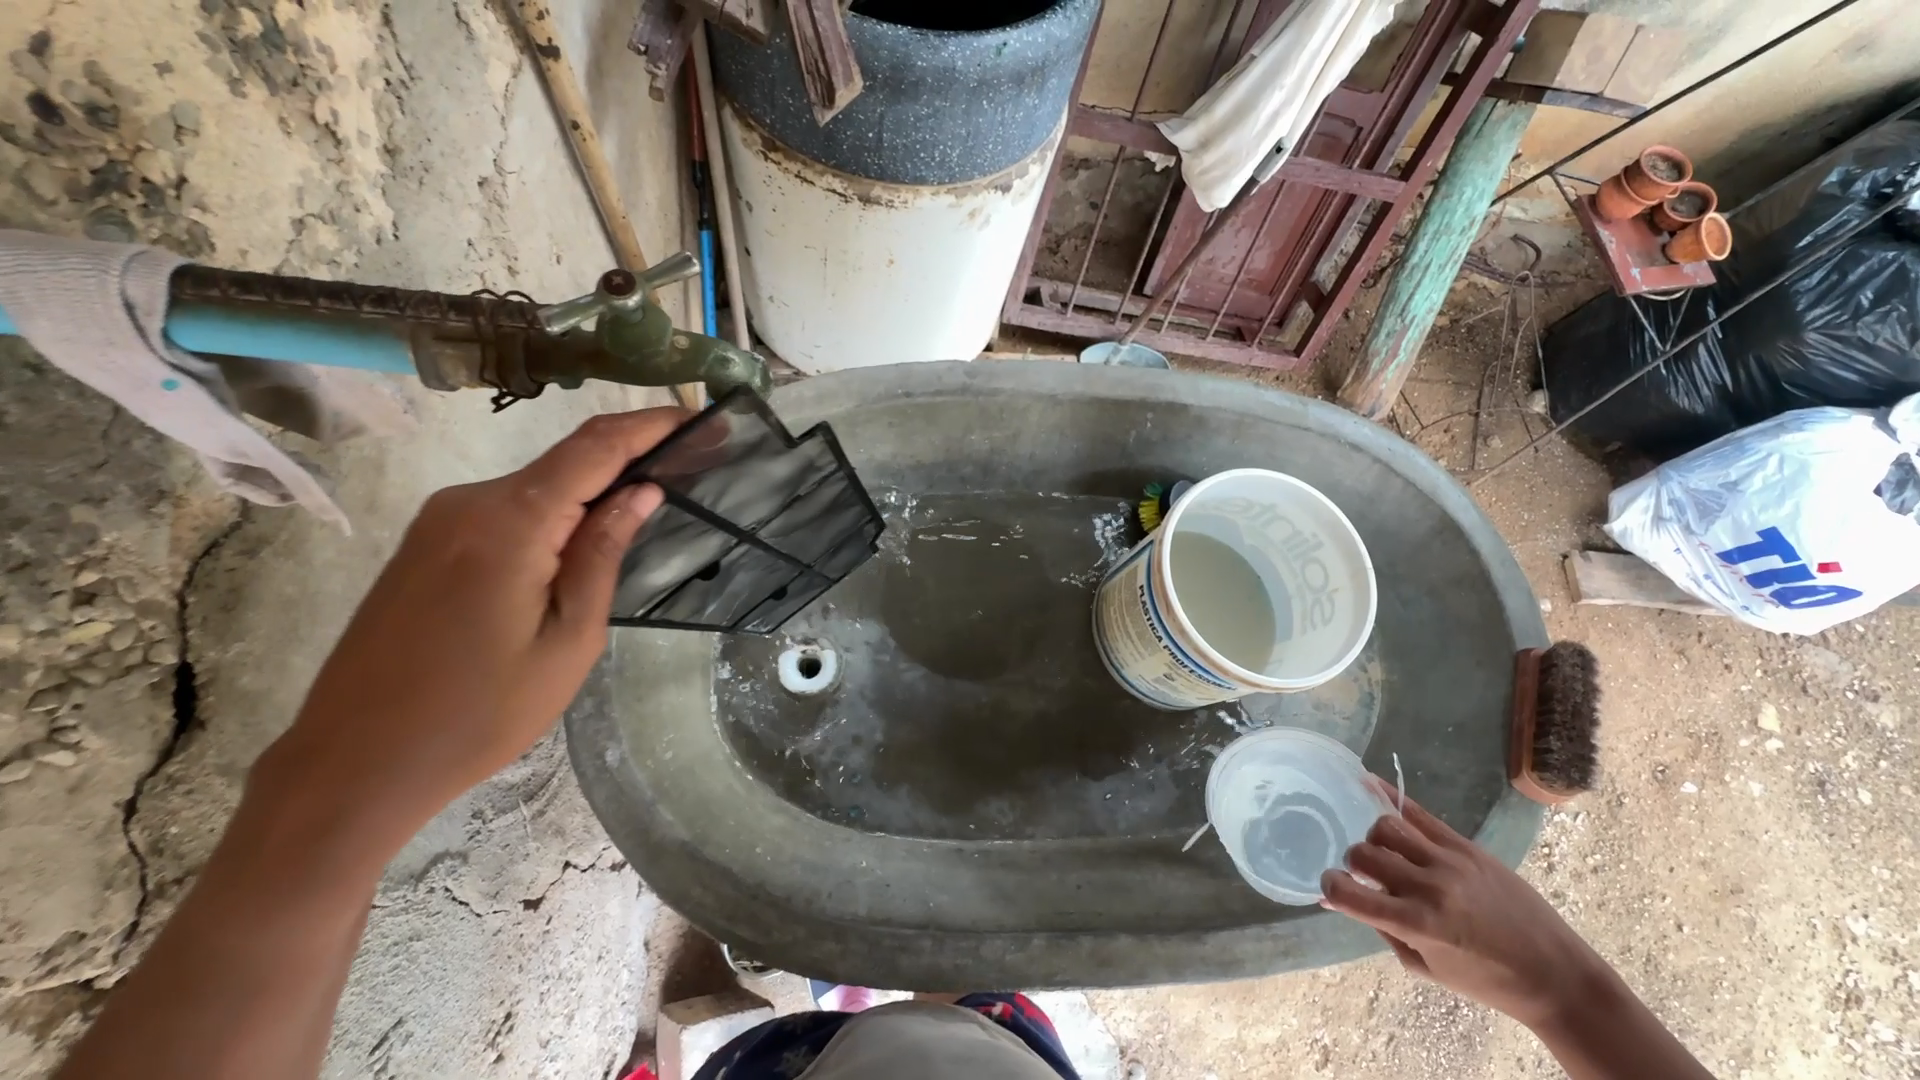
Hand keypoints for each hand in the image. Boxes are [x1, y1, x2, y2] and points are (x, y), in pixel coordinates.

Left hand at [260, 408, 686, 837]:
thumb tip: (641, 492)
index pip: (595, 447)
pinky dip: (552, 515)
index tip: (701, 418)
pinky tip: (578, 545)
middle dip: (628, 459)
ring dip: (590, 493)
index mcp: (509, 520)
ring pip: (535, 489)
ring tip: (643, 513)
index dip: (651, 425)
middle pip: (564, 463)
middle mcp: (468, 502)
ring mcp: (439, 521)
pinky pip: (504, 512)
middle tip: (689, 472)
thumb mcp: (568, 640)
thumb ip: (603, 554)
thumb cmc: (480, 712)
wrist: (356, 761)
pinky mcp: (425, 545)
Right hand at [1321, 793, 1610, 1029]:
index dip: (1330, 887)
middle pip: (1364, 851)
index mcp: (1416, 923)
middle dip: (1352, 861)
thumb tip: (1336, 899)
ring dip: (1374, 837)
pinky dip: (1389, 797)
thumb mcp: (1423, 966)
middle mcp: (1429, 886)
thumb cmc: (1485, 981)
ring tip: (1384, 853)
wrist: (1554, 974)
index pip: (1348, 891)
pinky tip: (1367, 783)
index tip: (1332, 888)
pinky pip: (1420, 812)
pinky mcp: (1467, 847)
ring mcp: (1450, 861)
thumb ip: (1379, 926)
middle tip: (1364, 874)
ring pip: (1387, 825)